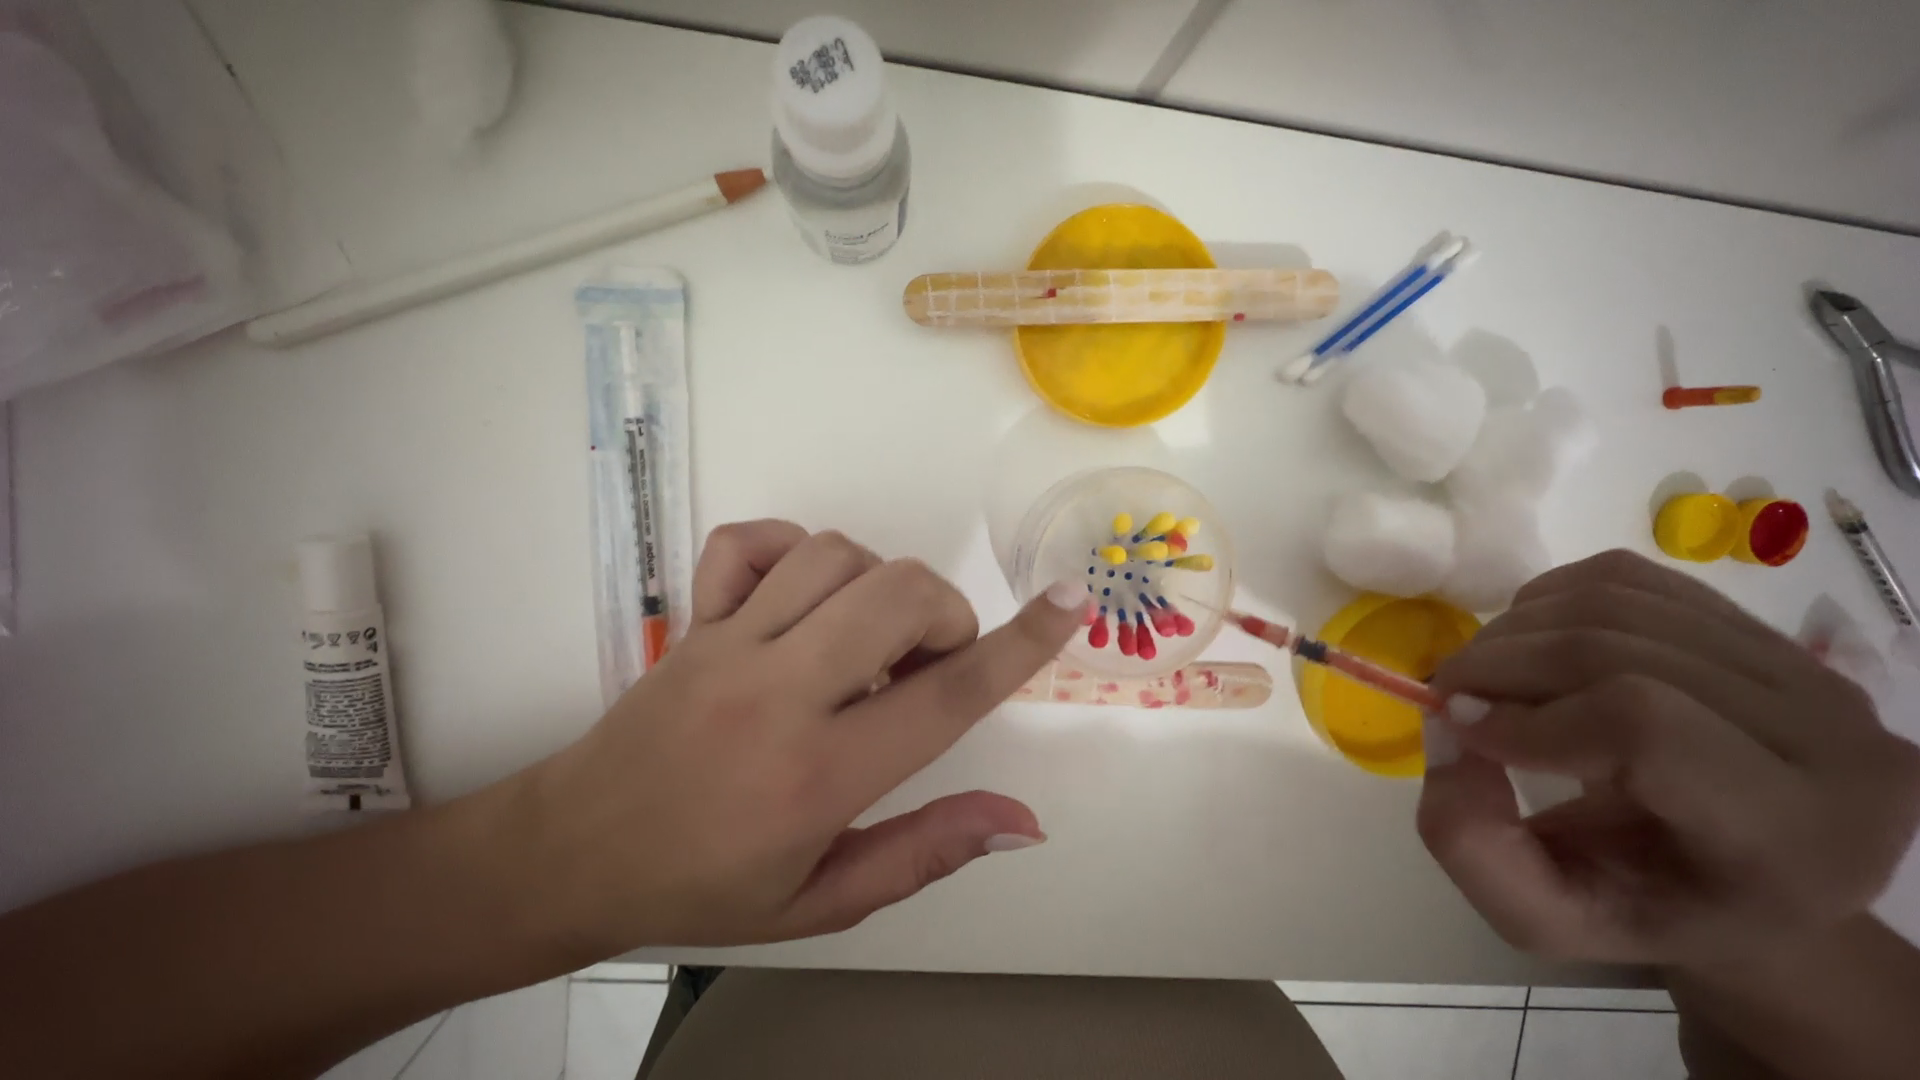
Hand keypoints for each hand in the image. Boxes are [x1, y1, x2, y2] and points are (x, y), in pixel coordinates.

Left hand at [514, 520, 1085, 952]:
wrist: (573, 855)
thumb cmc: (707, 888)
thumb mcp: (825, 900)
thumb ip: (927, 853)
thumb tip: (1021, 820)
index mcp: (820, 776)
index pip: (946, 695)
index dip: (1021, 645)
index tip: (1068, 601)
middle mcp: (778, 694)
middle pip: (898, 597)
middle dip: (944, 614)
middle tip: (927, 660)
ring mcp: (727, 645)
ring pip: (834, 555)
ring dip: (878, 583)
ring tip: (866, 637)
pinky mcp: (691, 620)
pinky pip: (747, 541)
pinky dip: (791, 547)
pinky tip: (802, 596)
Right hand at [1418, 550, 1919, 964]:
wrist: (1736, 877)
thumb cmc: (1642, 905)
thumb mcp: (1541, 917)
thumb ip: (1471, 844)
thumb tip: (1448, 730)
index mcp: (1795, 834)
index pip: (1648, 729)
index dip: (1531, 719)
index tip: (1464, 732)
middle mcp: (1830, 736)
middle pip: (1616, 649)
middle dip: (1498, 664)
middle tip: (1448, 697)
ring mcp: (1803, 668)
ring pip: (1612, 602)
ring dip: (1512, 630)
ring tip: (1483, 677)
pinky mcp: (1757, 625)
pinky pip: (1623, 578)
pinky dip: (1546, 600)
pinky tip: (1531, 646)